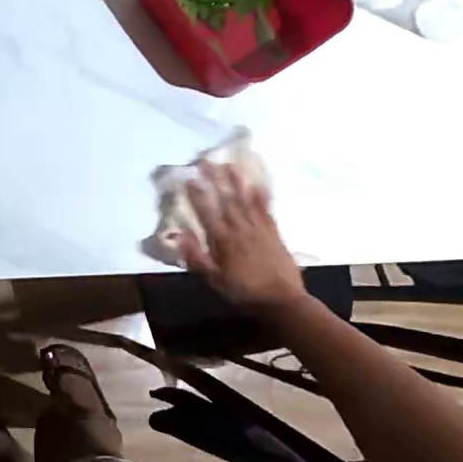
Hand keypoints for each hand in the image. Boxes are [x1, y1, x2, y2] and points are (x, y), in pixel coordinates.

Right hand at [170, 159, 307, 313]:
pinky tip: (257, 184)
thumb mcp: (213, 279)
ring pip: (246, 200)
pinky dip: (261, 196)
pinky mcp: (273, 232)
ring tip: (229, 165)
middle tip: (206, 161)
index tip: (189, 178)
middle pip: (226, 200)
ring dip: (237, 181)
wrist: (282, 300)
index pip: (207, 212)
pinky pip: (266, 210)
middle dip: (216, 179)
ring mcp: (259, 229)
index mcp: (223, 240)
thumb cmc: (243, 291)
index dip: (197, 195)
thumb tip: (180, 234)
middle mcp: (241, 229)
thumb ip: (196, 257)